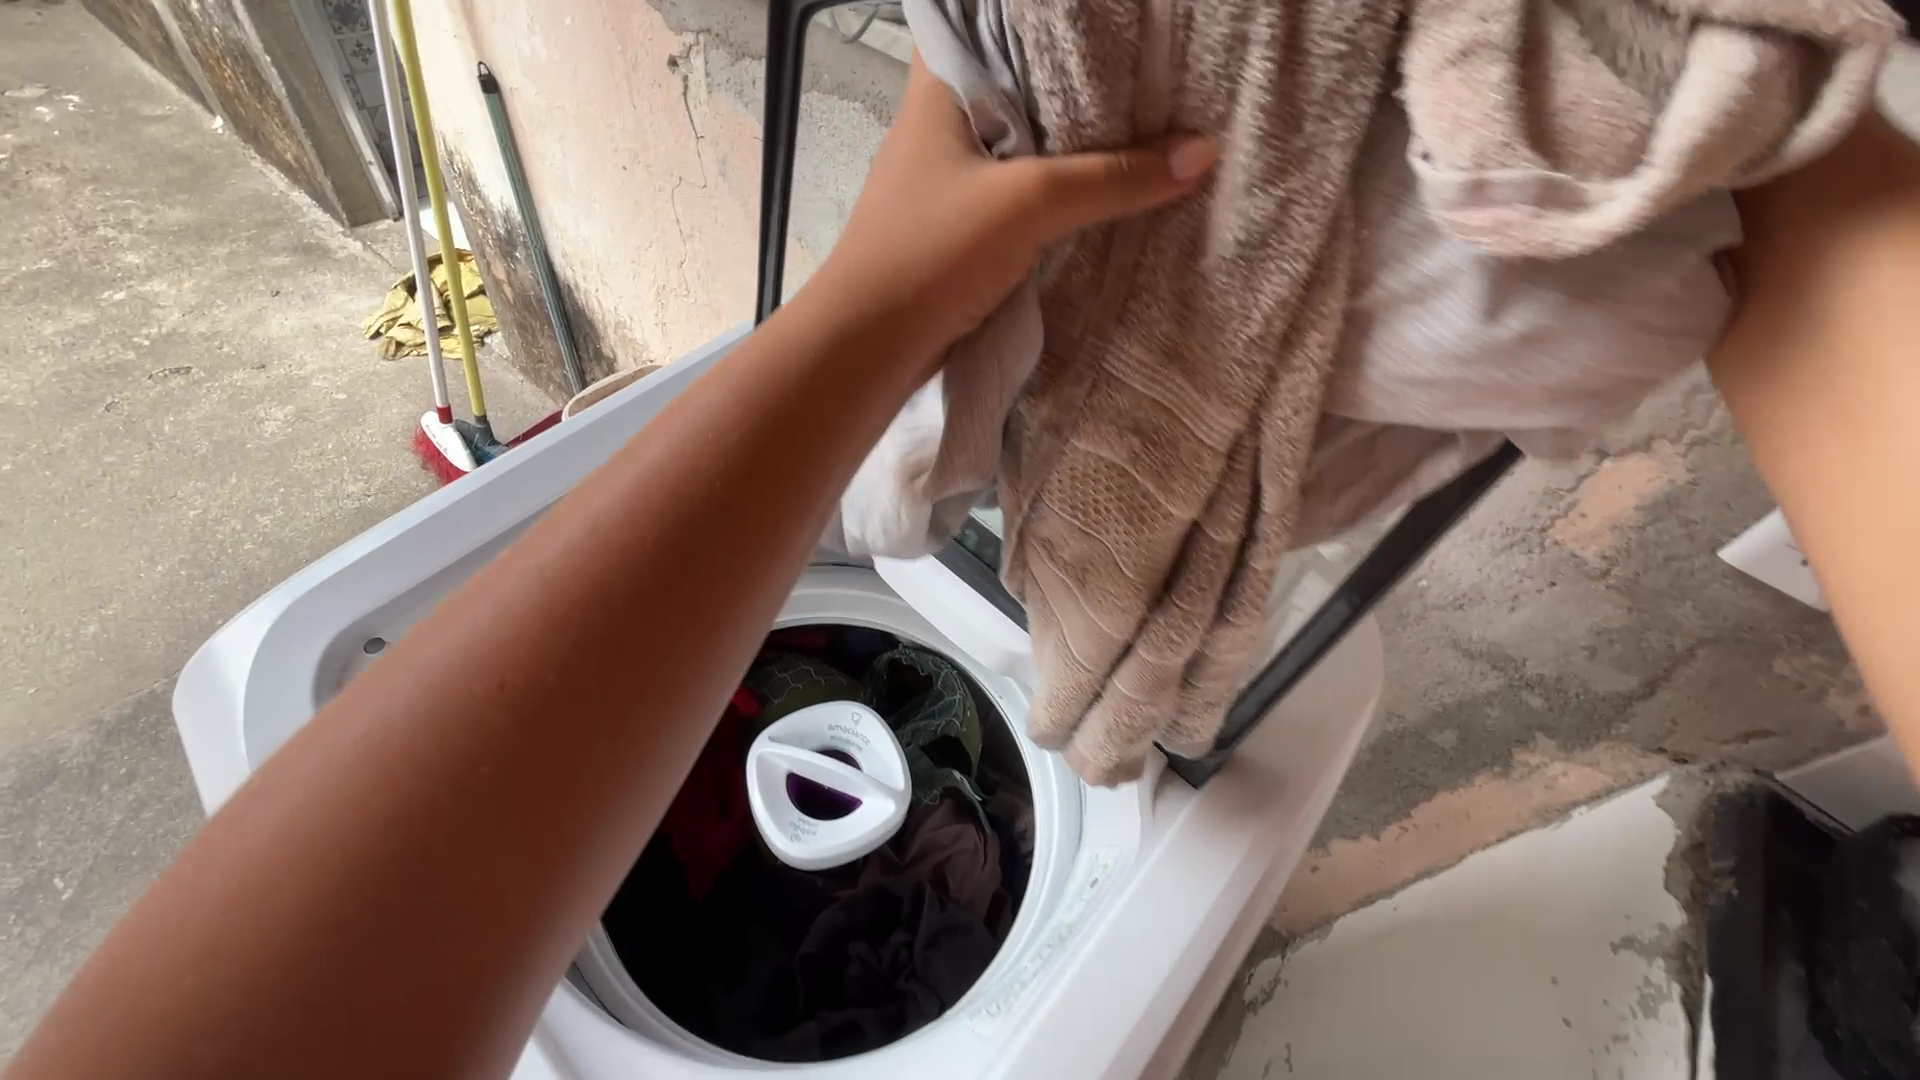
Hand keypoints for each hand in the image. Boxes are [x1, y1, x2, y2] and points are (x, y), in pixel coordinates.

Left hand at [805, 53, 1217, 362]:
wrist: (871, 346)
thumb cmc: (931, 253)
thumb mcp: (1027, 203)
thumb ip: (1112, 177)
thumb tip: (1204, 153)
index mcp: (940, 86)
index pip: (996, 18)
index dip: (1055, 16)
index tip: (1119, 19)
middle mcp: (944, 122)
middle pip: (1022, 81)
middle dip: (1083, 79)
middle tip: (1155, 71)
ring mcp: (953, 179)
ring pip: (1026, 143)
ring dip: (1076, 141)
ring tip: (1149, 119)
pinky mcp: (964, 228)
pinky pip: (1024, 193)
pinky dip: (1061, 190)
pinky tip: (1107, 189)